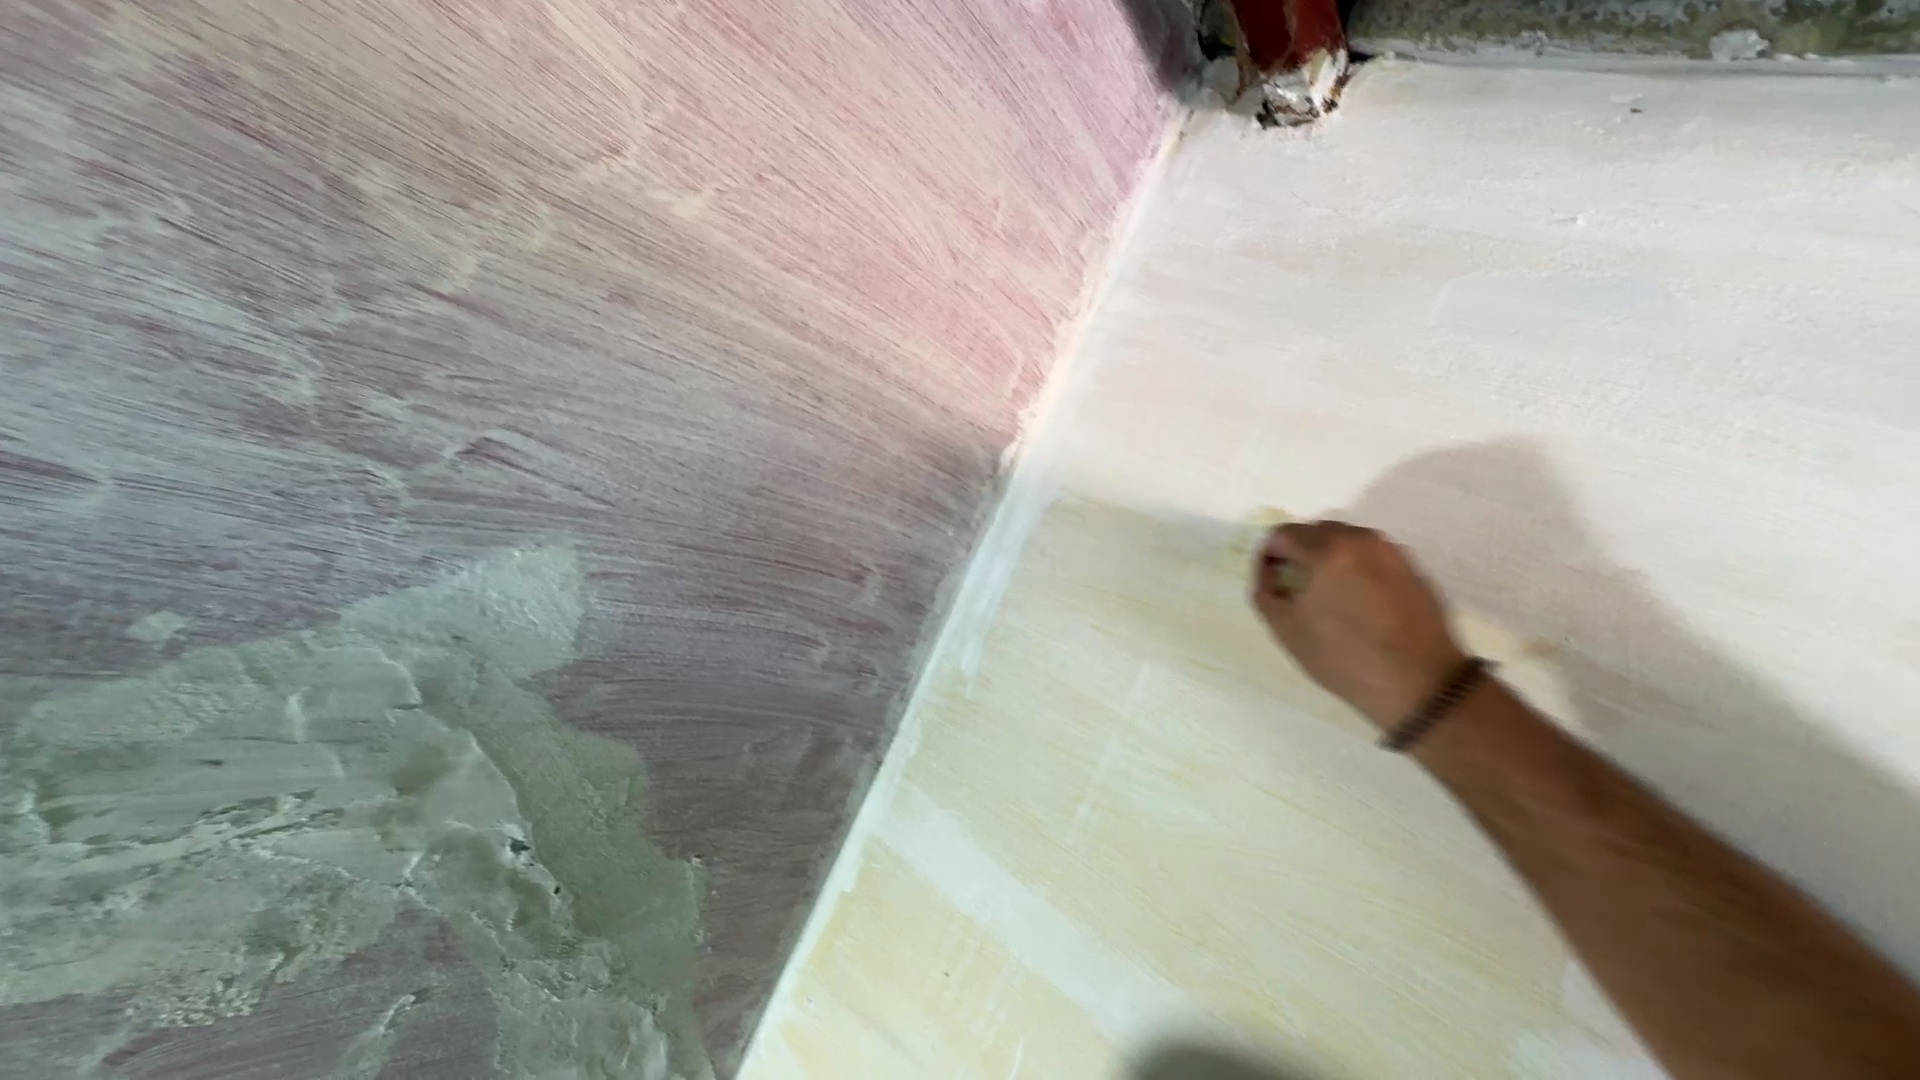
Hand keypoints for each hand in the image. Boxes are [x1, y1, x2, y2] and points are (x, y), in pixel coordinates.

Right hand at [1250, 521, 1467, 728]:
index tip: (1269, 584)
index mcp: (1326, 550)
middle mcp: (1360, 540)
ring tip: (1328, 597)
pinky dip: (1357, 570)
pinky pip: (1372, 557)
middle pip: (1315, 532)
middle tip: (1295, 589)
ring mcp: (1391, 552)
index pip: (1282, 534)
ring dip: (1328, 560)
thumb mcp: (1288, 630)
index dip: (1267, 557)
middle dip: (1298, 554)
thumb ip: (1266, 594)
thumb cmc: (1345, 657)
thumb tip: (1269, 578)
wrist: (1420, 682)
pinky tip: (1359, 604)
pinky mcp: (1412, 568)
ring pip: (1346, 542)